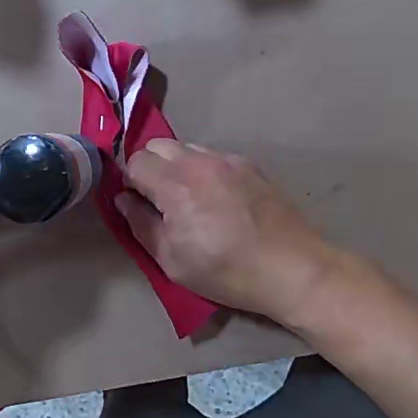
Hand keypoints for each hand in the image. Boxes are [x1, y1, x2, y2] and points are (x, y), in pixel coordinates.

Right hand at [116, 139, 338, 319]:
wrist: (294, 270)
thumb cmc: (227, 272)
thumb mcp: (172, 261)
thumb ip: (140, 224)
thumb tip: (123, 200)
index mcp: (177, 185)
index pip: (135, 161)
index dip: (129, 182)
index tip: (138, 204)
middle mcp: (201, 162)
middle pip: (157, 146)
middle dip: (149, 168)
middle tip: (158, 201)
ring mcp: (229, 160)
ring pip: (186, 148)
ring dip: (176, 167)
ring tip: (189, 200)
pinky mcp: (251, 166)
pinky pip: (213, 157)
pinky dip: (203, 170)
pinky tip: (217, 200)